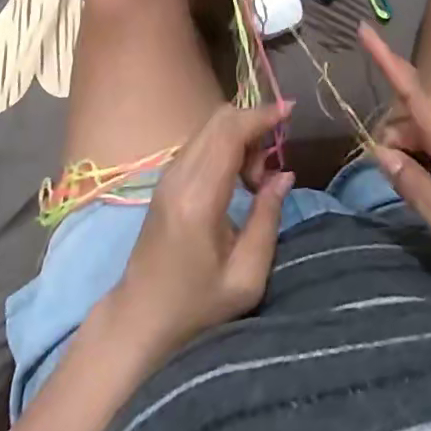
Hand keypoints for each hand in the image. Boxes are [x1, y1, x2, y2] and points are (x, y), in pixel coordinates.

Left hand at [104, 103, 294, 359]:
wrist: (139, 319)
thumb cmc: (196, 307)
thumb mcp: (246, 276)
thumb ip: (268, 219)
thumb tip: (284, 175)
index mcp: (199, 198)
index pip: (230, 133)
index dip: (261, 115)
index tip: (290, 111)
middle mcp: (179, 177)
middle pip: (219, 120)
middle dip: (254, 125)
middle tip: (271, 166)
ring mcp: (168, 176)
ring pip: (209, 127)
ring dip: (241, 137)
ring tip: (256, 180)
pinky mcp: (166, 181)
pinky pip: (201, 142)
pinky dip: (226, 146)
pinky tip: (238, 180)